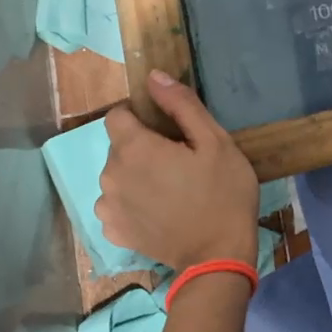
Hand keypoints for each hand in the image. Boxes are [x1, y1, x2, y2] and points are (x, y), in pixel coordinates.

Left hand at [98, 70, 261, 271]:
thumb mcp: (215, 141)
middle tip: (182, 160)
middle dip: (144, 146)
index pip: (117, 115)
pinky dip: (132, 202)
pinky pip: (116, 204)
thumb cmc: (223, 192)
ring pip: (117, 176)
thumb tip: (154, 76)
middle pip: (119, 147)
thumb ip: (182, 106)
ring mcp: (108, 206)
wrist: (217, 255)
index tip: (168, 127)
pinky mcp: (113, 231)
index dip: (140, 115)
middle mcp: (111, 175)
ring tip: (172, 188)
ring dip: (136, 174)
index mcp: (134, 149)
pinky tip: (159, 210)